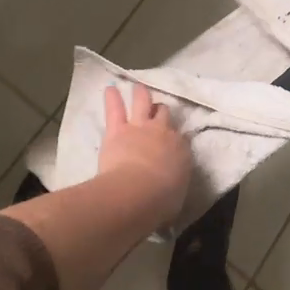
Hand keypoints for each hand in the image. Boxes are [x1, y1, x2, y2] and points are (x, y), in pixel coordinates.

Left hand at [99, 84, 191, 222]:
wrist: (138, 191)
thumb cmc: (162, 201)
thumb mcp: (176, 195)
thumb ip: (174, 186)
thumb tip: (171, 188)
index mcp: (181, 151)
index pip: (181, 139)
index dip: (175, 138)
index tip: (172, 141)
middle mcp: (163, 133)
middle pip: (164, 114)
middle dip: (161, 112)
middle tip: (158, 111)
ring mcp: (140, 127)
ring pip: (143, 102)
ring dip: (141, 94)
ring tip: (138, 88)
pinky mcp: (118, 129)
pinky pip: (116, 109)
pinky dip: (112, 98)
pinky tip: (109, 89)